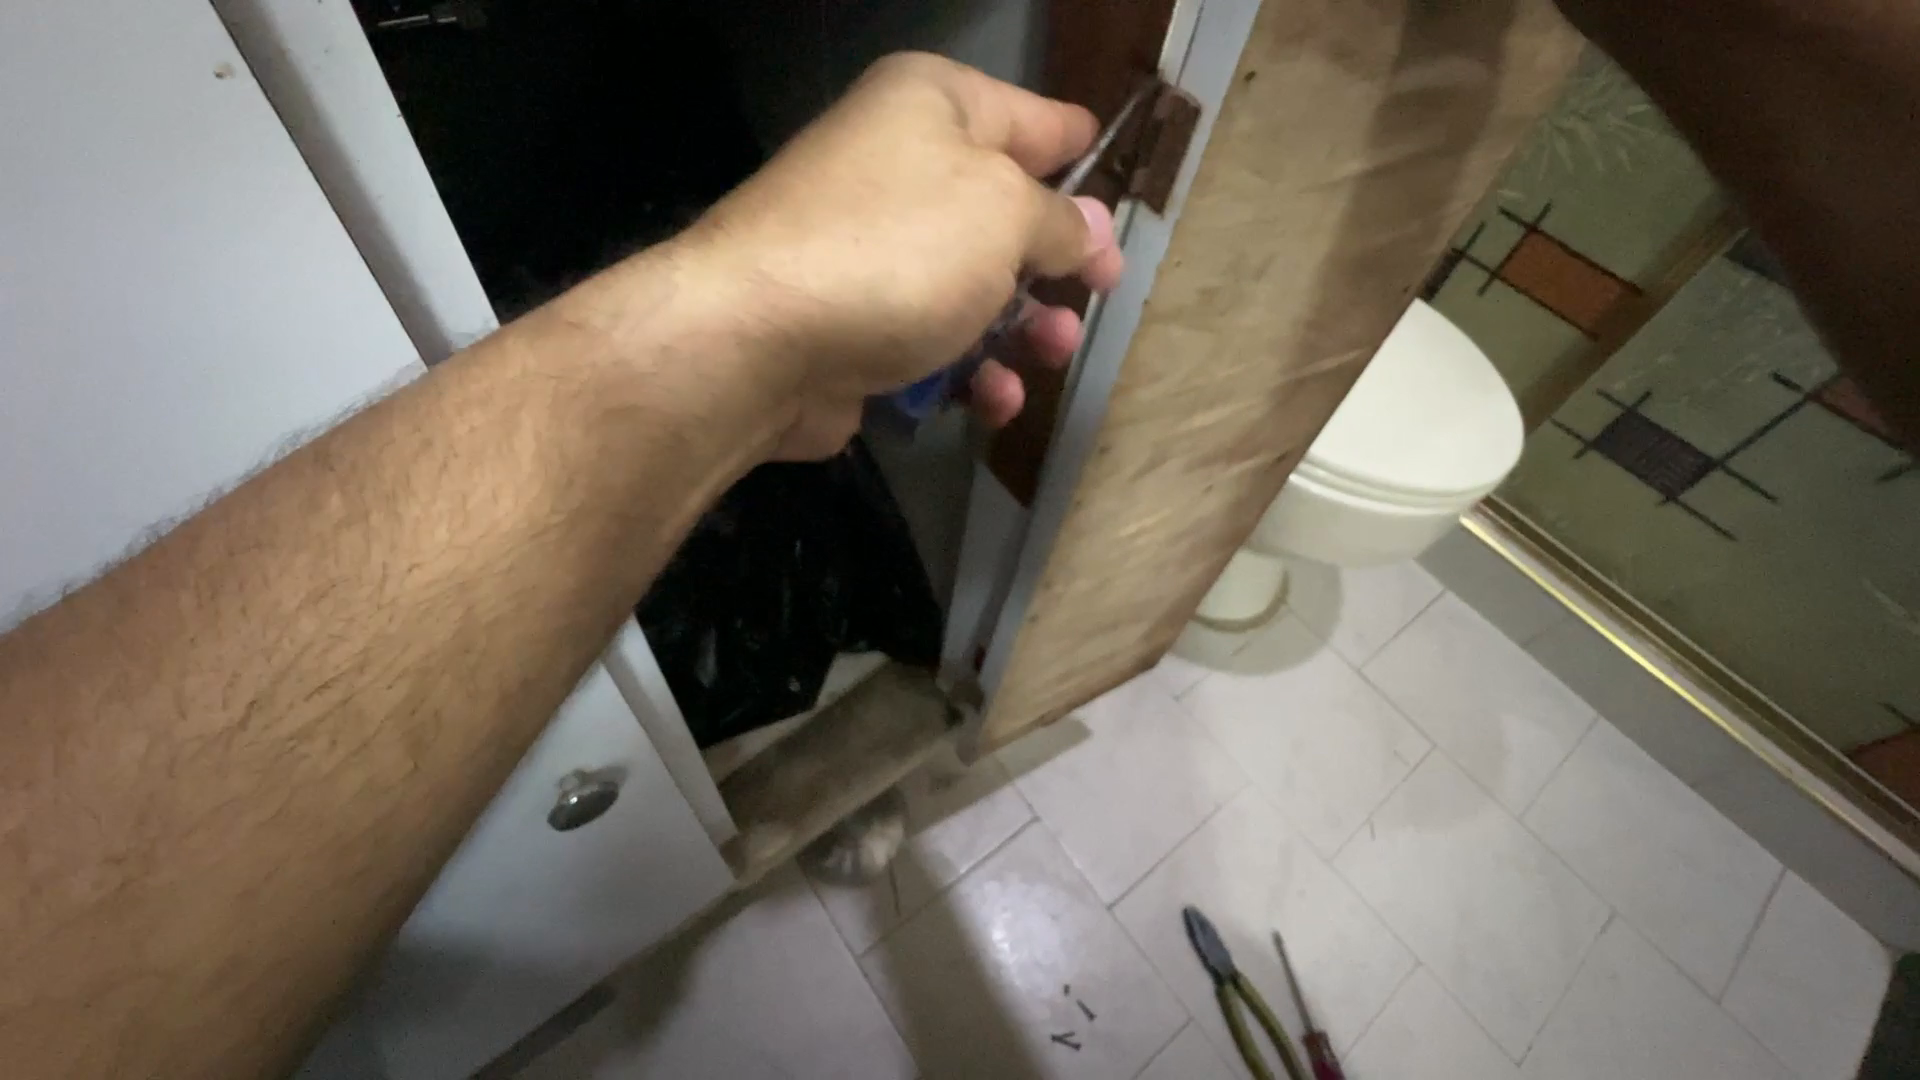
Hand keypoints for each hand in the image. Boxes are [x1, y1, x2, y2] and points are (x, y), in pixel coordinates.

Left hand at [675, 52, 1124, 458]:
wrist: (762, 342)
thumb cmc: (897, 251)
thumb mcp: (1003, 216)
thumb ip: (1060, 223)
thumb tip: (1092, 230)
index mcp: (933, 108)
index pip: (1030, 119)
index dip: (1078, 155)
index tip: (1118, 190)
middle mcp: (901, 174)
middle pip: (1005, 220)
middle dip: (1054, 269)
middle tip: (1092, 300)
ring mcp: (875, 257)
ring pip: (975, 295)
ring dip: (1022, 334)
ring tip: (1047, 357)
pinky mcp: (860, 330)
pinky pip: (936, 346)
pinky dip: (971, 374)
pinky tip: (993, 400)